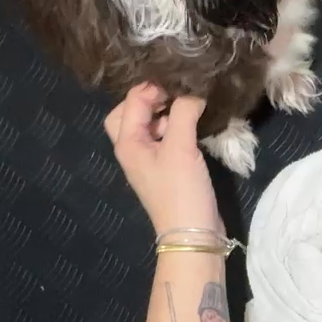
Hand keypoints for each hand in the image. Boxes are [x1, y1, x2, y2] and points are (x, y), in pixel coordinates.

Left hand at [103, 83, 221, 235]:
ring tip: (188, 110)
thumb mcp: (181, 147)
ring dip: (165, 116)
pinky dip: (176, 132)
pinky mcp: (168, 173)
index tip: (181, 85)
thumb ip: (183, 113)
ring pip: (149, 128)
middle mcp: (133, 151)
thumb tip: (193, 94)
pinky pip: (165, 143)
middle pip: (131, 114)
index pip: (132, 101)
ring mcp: (150, 163)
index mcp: (128, 143)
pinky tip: (194, 130)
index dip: (154, 88)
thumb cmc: (181, 191)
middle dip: (150, 101)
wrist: (194, 236)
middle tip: (175, 96)